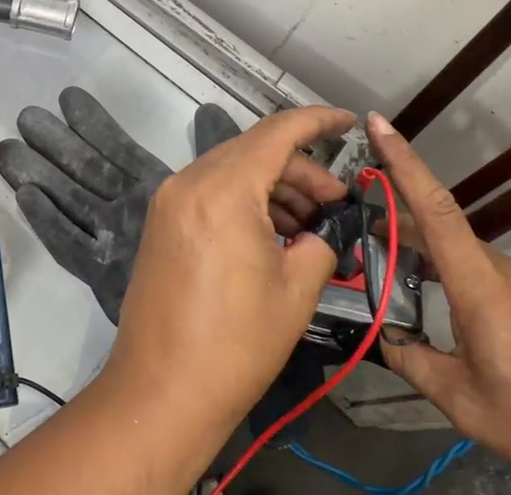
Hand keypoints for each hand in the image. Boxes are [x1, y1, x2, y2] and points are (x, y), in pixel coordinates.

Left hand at [99, 106, 352, 438]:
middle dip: (300, 169)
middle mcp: (189, 182)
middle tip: (336, 202)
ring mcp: (169, 201)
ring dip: (273, 187)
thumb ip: (317, 244)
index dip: (317, 121)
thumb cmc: (236, 343)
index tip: (348, 121)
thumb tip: (317, 233)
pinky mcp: (161, 223)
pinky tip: (273, 235)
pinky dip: (244, 202)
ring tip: (309, 225)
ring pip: (231, 172)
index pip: (277, 133)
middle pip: (253, 152)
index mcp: (223, 190)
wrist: (162, 390)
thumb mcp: (296, 292)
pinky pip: (210, 193)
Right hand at [366, 116, 510, 494]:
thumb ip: (413, 362)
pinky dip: (471, 285)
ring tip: (413, 291)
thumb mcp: (464, 404)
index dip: (403, 162)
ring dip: (438, 266)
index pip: (435, 210)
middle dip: (405, 228)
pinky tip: (467, 326)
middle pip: (447, 235)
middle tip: (366, 233)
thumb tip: (385, 337)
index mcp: (484, 290)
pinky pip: (501, 279)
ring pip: (474, 261)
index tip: (379, 124)